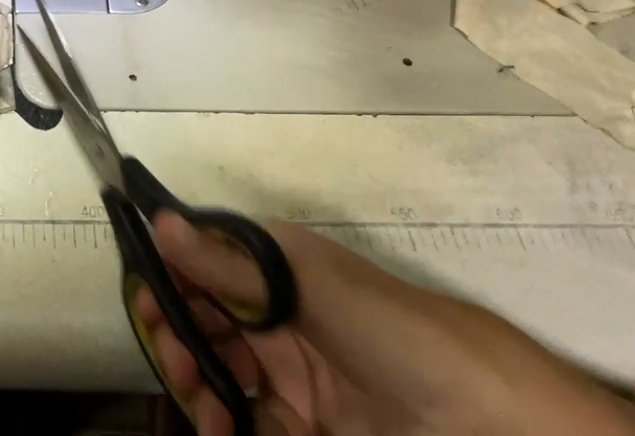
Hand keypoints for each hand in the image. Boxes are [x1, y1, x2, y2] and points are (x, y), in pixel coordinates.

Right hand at [135, 213, 634, 435]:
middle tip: (177, 364)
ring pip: (214, 369)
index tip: (147, 303)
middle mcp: (272, 312)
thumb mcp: (311, 289)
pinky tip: (220, 429)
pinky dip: (221, 424)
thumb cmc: (395, 334)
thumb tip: (159, 220)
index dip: (170, 276)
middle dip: (175, 336)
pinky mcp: (300, 424)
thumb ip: (231, 265)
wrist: (487, 427)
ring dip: (195, 385)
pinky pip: (243, 418)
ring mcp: (286, 371)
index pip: (203, 260)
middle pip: (200, 317)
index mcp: (275, 267)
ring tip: (207, 412)